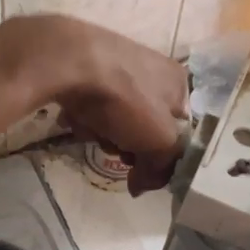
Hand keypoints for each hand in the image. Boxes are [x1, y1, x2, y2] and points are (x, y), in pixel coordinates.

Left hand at [0, 15, 187, 194]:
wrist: (71, 61)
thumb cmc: (126, 99)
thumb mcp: (160, 141)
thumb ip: (160, 169)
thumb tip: (140, 188)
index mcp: (178, 84)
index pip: (178, 131)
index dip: (161, 155)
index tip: (142, 167)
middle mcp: (152, 71)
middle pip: (143, 128)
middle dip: (126, 143)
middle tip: (115, 146)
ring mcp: (116, 68)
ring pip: (114, 120)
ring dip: (101, 132)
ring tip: (91, 127)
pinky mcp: (85, 70)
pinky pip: (89, 106)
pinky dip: (82, 117)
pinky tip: (73, 114)